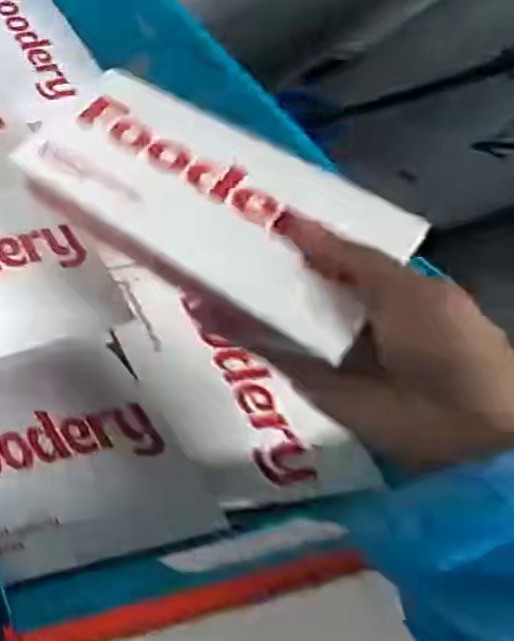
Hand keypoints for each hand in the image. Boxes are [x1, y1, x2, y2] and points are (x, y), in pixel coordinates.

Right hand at [190, 216, 513, 472]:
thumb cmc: (449, 347)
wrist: (455, 422)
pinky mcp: (289, 367)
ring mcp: (313, 341)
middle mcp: (341, 312)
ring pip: (260, 310)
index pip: (322, 258)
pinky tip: (195, 306)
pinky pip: (250, 340)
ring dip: (227, 293)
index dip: (287, 240)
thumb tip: (290, 223)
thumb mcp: (412, 291)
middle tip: (200, 241)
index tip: (244, 218)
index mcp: (377, 290)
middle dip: (247, 265)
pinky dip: (222, 325)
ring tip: (185, 269)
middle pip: (285, 282)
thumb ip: (351, 259)